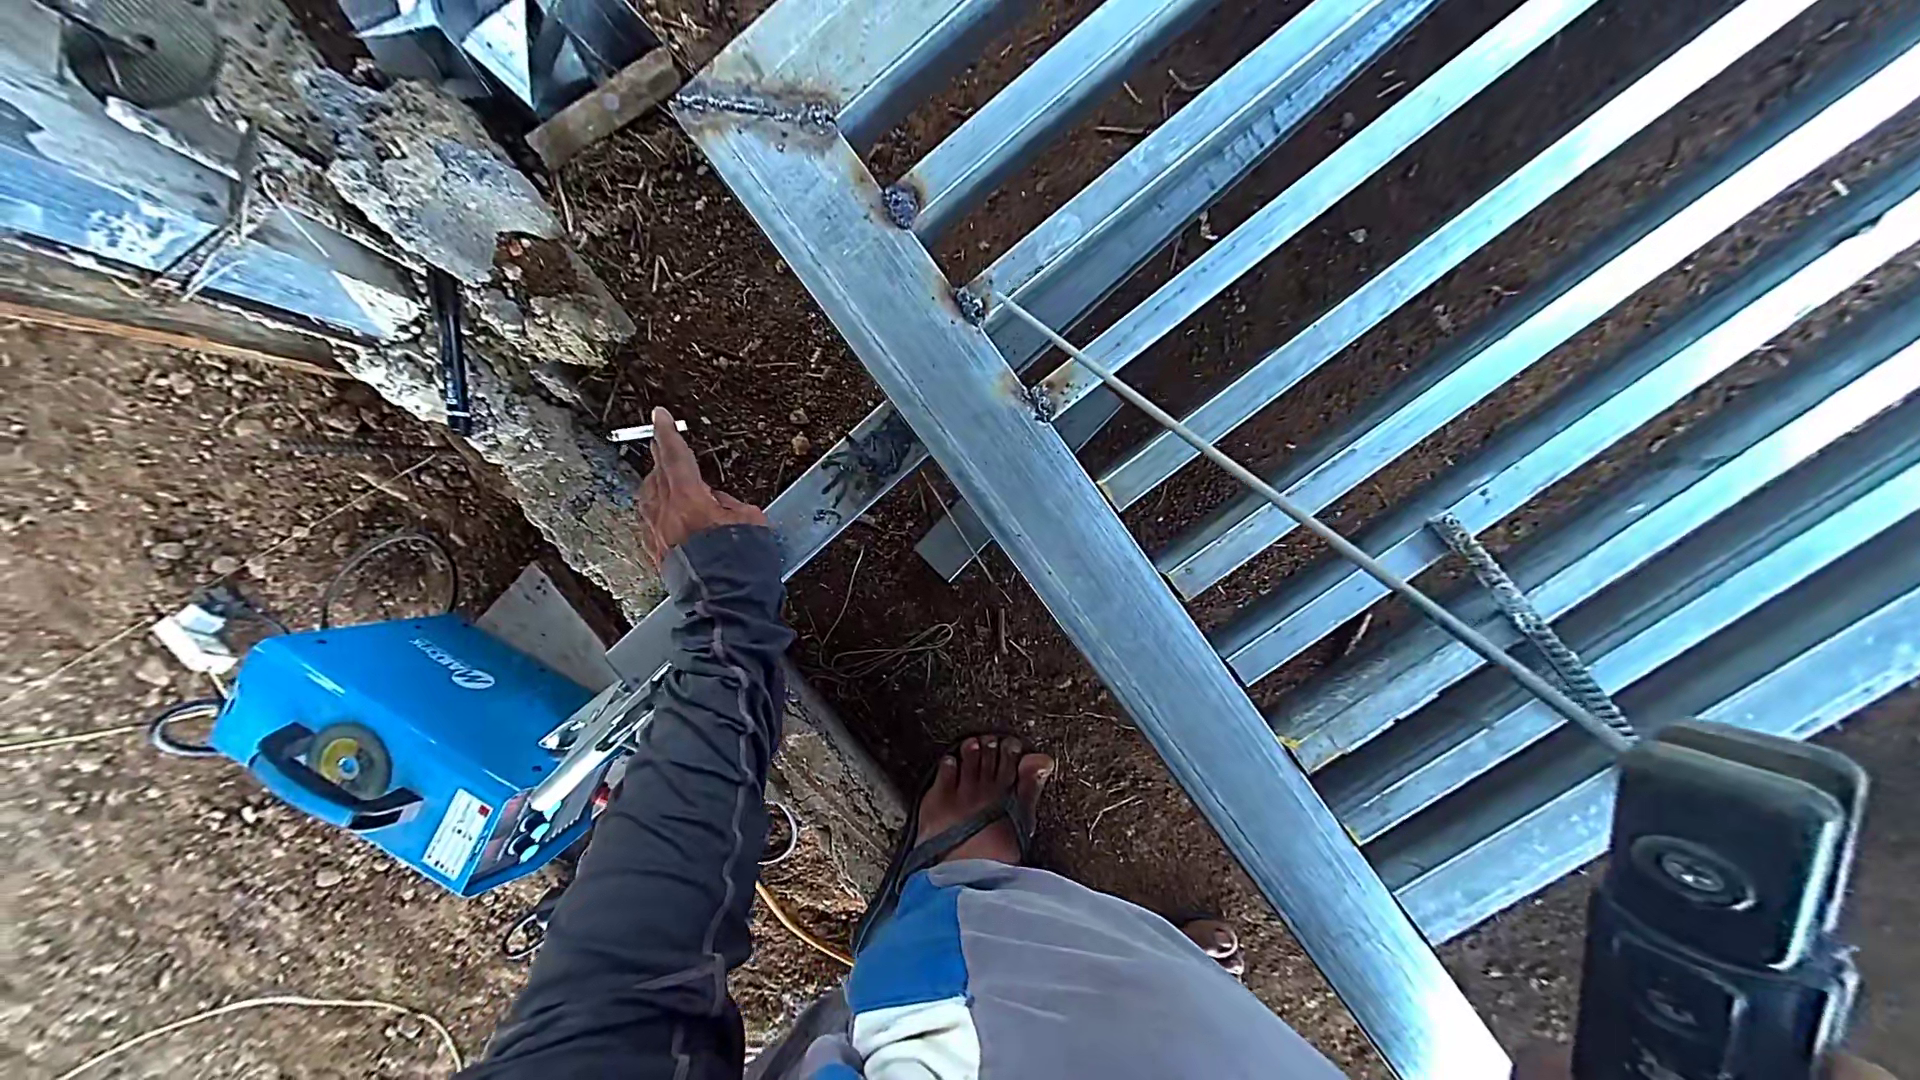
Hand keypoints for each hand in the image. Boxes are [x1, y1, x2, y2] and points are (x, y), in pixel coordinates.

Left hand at [637, 406, 766, 566]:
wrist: (726, 606)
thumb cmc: (742, 565)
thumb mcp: (753, 522)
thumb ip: (732, 504)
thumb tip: (717, 504)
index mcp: (689, 499)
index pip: (675, 456)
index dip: (667, 432)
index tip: (659, 415)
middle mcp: (666, 513)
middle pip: (658, 474)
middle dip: (661, 455)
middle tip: (663, 441)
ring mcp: (657, 535)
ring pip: (650, 496)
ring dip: (658, 482)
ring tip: (667, 477)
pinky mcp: (657, 553)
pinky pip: (651, 520)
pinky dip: (659, 508)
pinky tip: (668, 512)